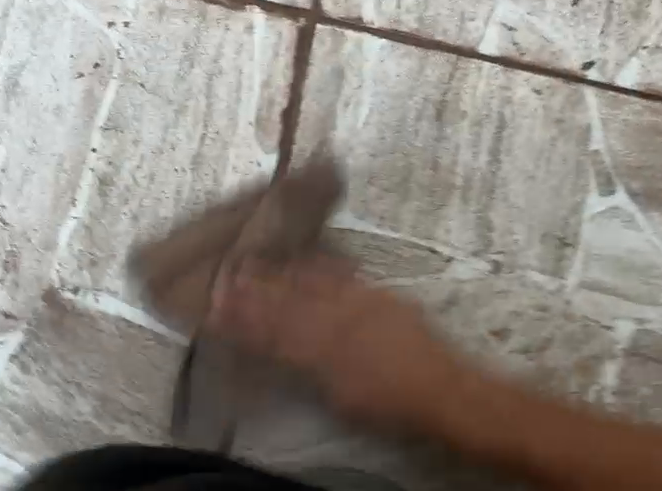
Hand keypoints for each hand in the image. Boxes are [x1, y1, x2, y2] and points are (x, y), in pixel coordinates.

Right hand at [206, 255, 460, 430]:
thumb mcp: (341, 399)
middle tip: (224, 275)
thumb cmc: (392, 405)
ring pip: (307, 283)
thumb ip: (307, 371)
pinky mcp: (375, 293)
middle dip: (252, 290)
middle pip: (284, 302)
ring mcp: (355, 303)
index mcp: (322, 352)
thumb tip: (280, 355)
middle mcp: (335, 321)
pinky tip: (304, 256)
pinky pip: (340, 274)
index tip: (216, 308)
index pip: (272, 333)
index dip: (243, 320)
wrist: (444, 389)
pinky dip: (318, 264)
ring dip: (277, 272)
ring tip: (252, 259)